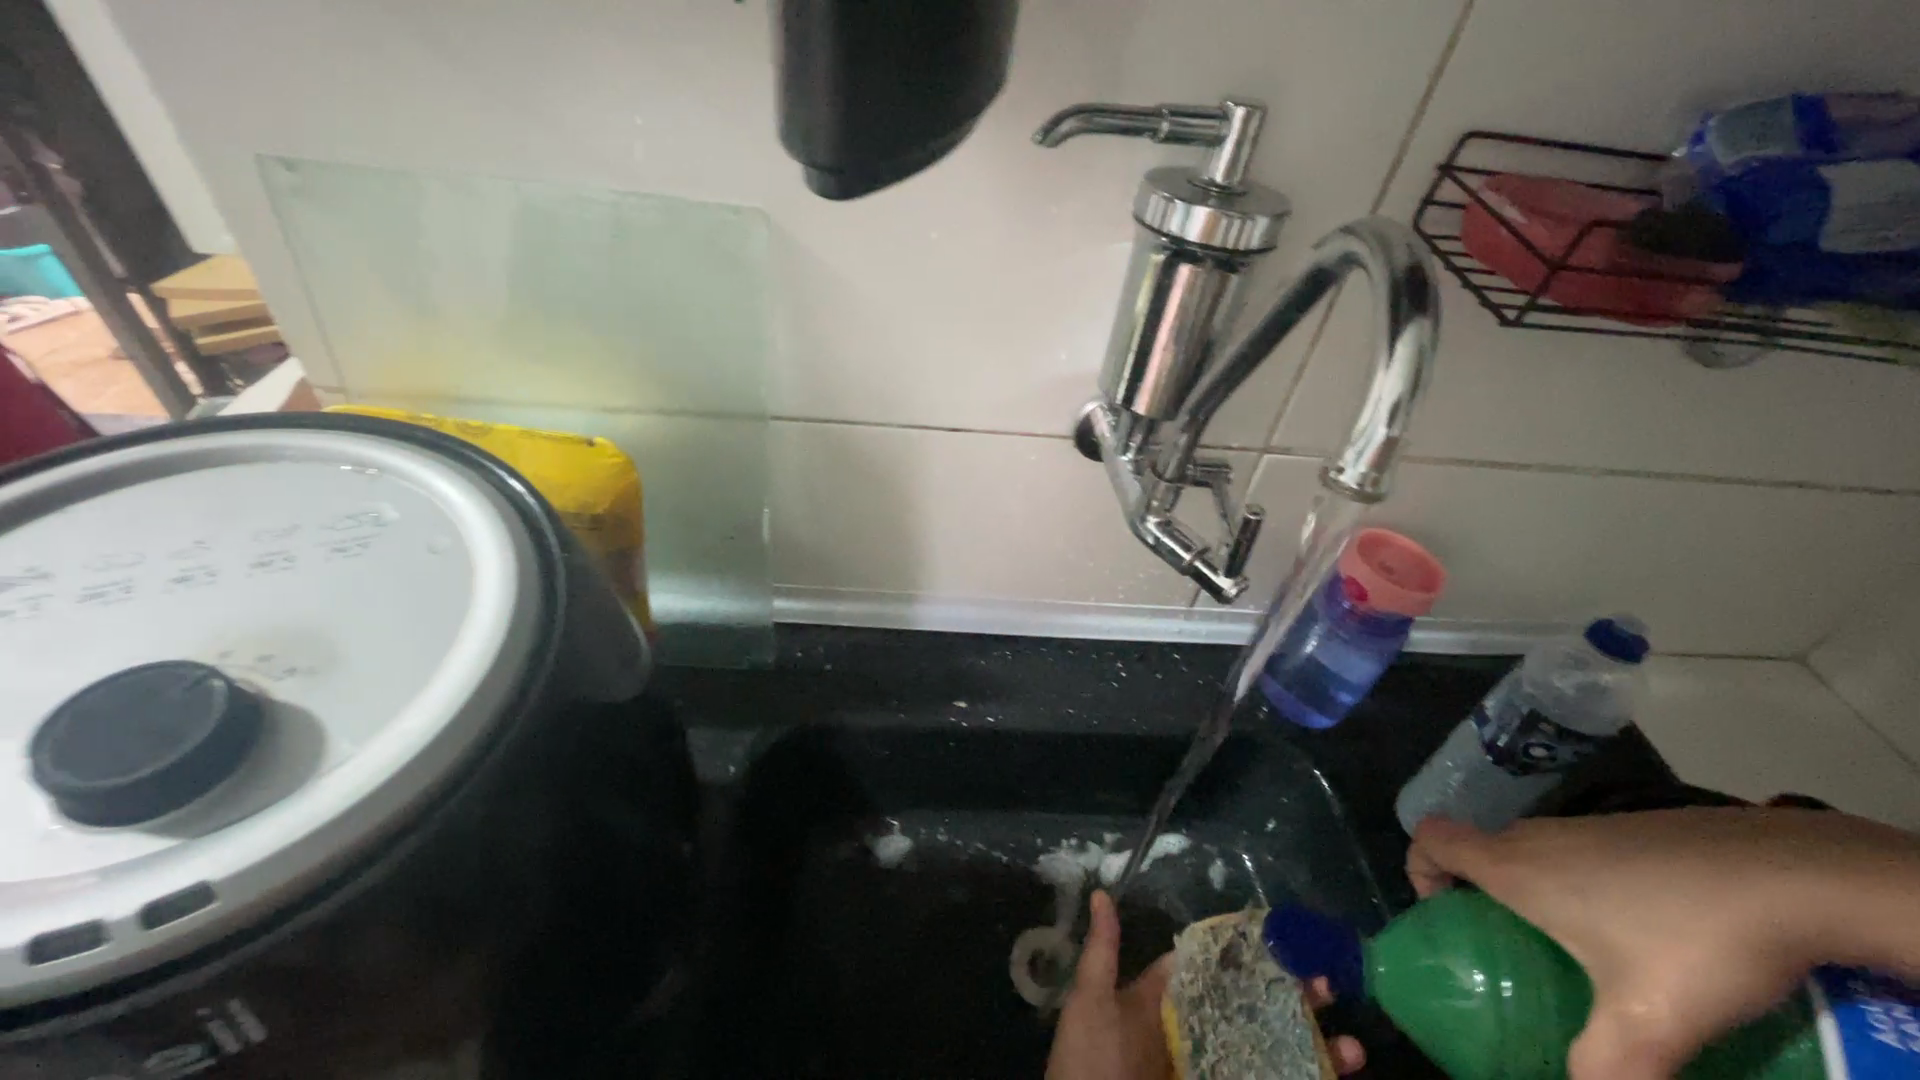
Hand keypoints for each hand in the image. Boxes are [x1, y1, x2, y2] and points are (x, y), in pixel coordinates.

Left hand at [1045, 890, 1365, 1079]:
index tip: (1287, 940)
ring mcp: (1211, 1070)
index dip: (1247, 955)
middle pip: (1250, 1009)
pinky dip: (1310, 1076)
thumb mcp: (1091, 1003)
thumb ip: (1104, 951)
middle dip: (1292, 999)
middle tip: (1330, 986)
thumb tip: (1101, 892)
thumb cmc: (1088, 1063)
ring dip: (1314, 1046)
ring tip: (1353, 1044)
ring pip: (1271, 1051)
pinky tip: (1339, 1071)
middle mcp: (1192, 1035)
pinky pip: (1270, 1079)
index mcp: (1162, 1004)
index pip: (1210, 970)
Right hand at [1407, 808, 1919, 1079]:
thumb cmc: (1694, 937)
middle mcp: (1540, 836)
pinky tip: (1649, 927)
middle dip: (1480, 893)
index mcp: (1517, 868)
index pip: (1431, 838)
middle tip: (1516, 951)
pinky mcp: (1634, 825)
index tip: (1447, 915)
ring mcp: (1589, 824)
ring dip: (1536, 888)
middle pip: (1479, 848)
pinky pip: (1580, 849)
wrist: (1796, 875)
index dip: (1420, 869)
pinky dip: (1585, 880)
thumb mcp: (1650, 1022)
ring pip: (1533, 849)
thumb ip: (1605, 1068)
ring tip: (1586, 948)